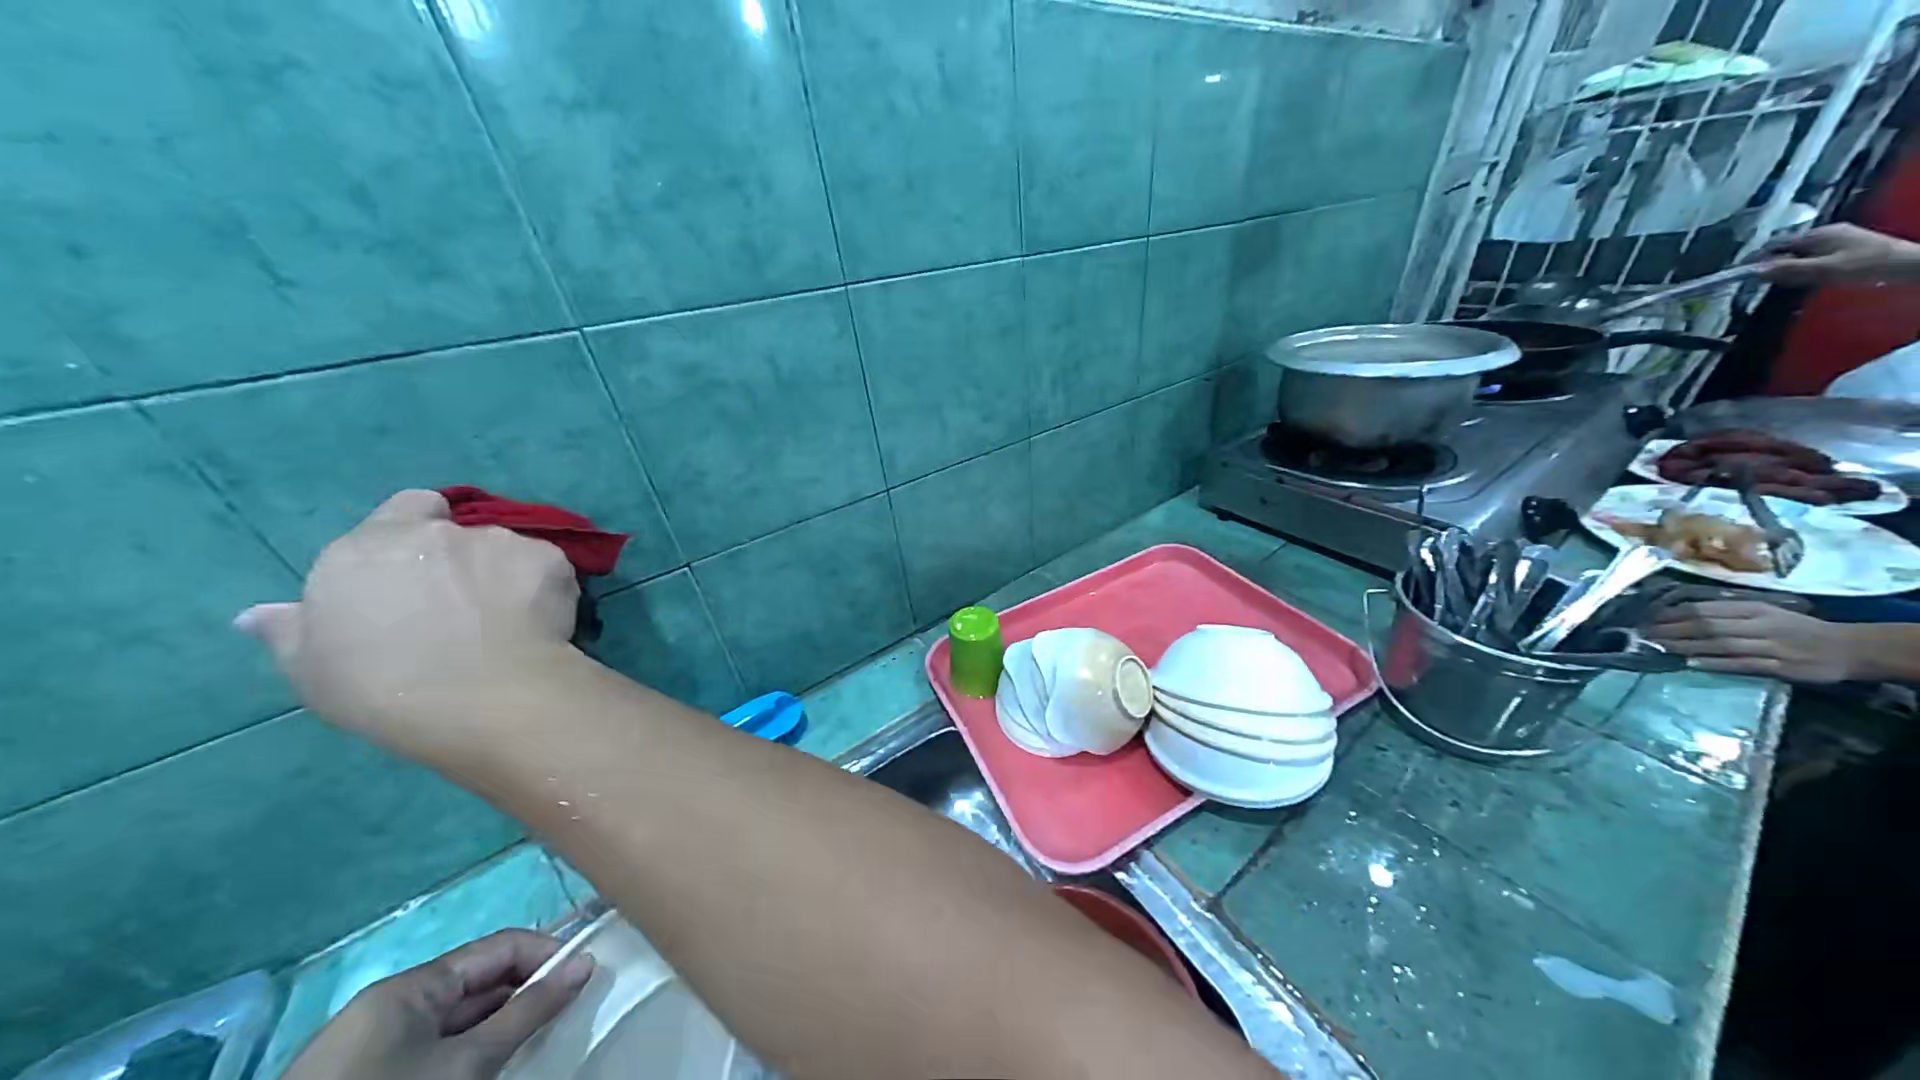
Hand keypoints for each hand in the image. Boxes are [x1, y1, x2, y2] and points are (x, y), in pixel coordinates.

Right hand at [236, 489, 580, 754]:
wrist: (480, 695)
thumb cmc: (381, 687)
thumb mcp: (311, 667)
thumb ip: (291, 629)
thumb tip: (260, 613)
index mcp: (368, 546)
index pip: (404, 508)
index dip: (415, 531)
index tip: (418, 569)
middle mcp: (436, 532)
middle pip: (455, 531)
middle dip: (459, 559)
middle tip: (463, 605)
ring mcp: (499, 541)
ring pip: (505, 548)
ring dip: (504, 571)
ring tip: (507, 619)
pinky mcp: (550, 558)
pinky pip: (548, 567)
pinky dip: (545, 587)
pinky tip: (541, 622)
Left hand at [282, 929, 592, 1079]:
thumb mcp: (467, 1065)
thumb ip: (529, 1012)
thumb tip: (585, 963)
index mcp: (410, 986)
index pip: (499, 947)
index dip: (547, 954)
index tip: (586, 975)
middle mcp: (390, 1004)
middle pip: (478, 983)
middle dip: (526, 993)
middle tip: (570, 1013)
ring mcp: (371, 1046)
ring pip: (456, 1019)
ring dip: (499, 1026)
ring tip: (539, 1042)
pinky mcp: (362, 1078)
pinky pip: (430, 1049)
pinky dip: (466, 1053)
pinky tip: (491, 1069)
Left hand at [1646, 601, 1860, 681]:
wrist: (1849, 648)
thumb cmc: (1796, 628)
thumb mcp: (1763, 612)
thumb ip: (1726, 612)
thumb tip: (1679, 612)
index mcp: (1753, 609)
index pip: (1703, 609)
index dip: (1672, 614)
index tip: (1646, 618)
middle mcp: (1759, 625)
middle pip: (1707, 625)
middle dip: (1671, 629)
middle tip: (1643, 634)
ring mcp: (1770, 647)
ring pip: (1720, 644)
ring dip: (1686, 646)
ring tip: (1658, 647)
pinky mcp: (1781, 667)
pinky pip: (1742, 664)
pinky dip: (1715, 663)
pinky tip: (1691, 663)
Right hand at [1758, 224, 1919, 286]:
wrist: (1909, 264)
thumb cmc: (1865, 265)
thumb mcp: (1823, 270)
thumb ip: (1788, 270)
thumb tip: (1754, 271)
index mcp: (1817, 235)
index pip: (1775, 244)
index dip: (1756, 258)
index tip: (1741, 274)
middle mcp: (1825, 232)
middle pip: (1787, 249)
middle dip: (1775, 264)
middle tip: (1770, 282)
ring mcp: (1838, 237)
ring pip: (1800, 253)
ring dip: (1791, 267)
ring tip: (1793, 281)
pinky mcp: (1847, 245)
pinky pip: (1814, 255)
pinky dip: (1806, 266)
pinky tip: (1812, 277)